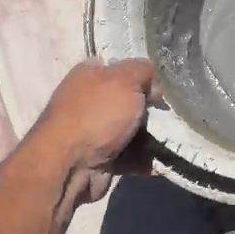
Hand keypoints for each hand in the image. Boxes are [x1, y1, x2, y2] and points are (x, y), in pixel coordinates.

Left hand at [26, 59, 159, 203]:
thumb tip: (152, 86)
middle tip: (164, 115)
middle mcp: (87, 101)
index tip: (155, 87)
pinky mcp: (98, 158)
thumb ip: (144, 70)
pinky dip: (143, 159)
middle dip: (149, 109)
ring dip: (150, 136)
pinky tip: (157, 160)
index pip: (117, 67)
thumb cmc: (96, 114)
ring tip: (165, 140)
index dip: (139, 74)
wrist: (68, 166)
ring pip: (131, 129)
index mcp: (88, 75)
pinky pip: (129, 155)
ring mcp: (92, 131)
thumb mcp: (126, 79)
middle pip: (128, 100)